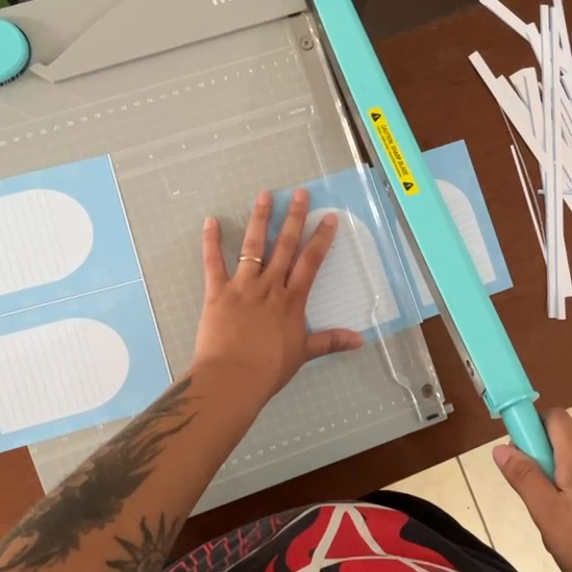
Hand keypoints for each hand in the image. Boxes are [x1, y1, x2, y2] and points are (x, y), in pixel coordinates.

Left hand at [193, 188, 363, 403]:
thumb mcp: (303, 354)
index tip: (329, 218)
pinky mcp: (217, 292)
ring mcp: (243, 286)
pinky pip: (213, 262)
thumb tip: (360, 340)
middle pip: (285, 246)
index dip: (321, 239)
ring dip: (260, 220)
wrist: (232, 378)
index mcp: (292, 300)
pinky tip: (211, 221)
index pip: (311, 262)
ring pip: (254, 247)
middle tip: (300, 194)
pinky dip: (211, 241)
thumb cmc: (269, 369)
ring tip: (264, 196)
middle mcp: (270, 286)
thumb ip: (330, 342)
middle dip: (294, 218)